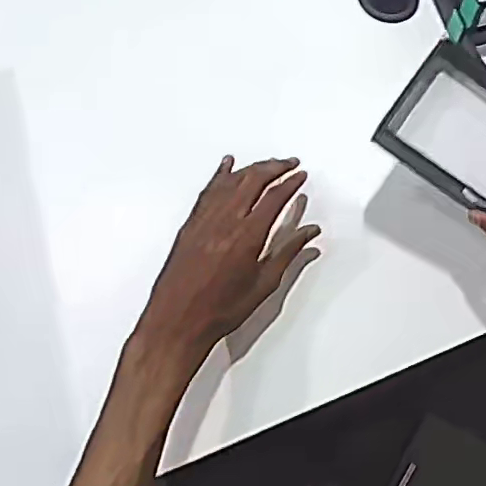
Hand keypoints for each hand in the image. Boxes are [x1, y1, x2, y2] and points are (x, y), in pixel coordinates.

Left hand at [132, 157, 321, 382]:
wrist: (177, 322)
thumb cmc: (218, 310)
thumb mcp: (264, 284)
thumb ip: (287, 252)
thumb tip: (307, 233)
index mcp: (247, 235)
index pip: (274, 197)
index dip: (290, 183)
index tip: (300, 176)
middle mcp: (225, 221)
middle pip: (253, 180)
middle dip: (275, 167)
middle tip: (289, 164)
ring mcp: (204, 220)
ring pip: (231, 181)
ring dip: (252, 168)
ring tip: (266, 164)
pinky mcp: (190, 224)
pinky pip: (208, 190)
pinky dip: (220, 175)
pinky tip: (226, 166)